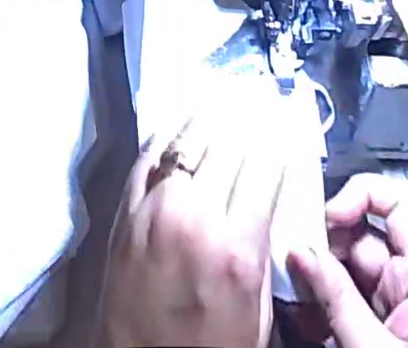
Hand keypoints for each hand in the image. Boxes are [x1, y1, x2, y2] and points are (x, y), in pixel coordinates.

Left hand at [103, 116, 285, 347]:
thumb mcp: (259, 306)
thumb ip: (264, 241)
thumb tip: (271, 188)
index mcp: (238, 246)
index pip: (266, 163)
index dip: (279, 137)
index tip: (283, 123)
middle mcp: (197, 219)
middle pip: (229, 142)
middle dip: (249, 119)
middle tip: (258, 103)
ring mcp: (155, 213)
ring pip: (187, 140)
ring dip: (210, 117)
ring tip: (223, 102)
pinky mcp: (124, 216)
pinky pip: (147, 158)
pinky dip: (167, 136)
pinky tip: (180, 126)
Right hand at [287, 176, 407, 347]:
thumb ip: (335, 299)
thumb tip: (299, 249)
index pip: (401, 202)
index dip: (362, 194)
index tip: (325, 219)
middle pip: (370, 235)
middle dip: (328, 240)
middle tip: (291, 258)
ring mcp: (401, 309)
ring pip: (355, 269)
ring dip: (321, 274)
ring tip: (287, 287)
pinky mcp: (387, 335)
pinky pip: (353, 301)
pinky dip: (326, 302)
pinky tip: (299, 314)